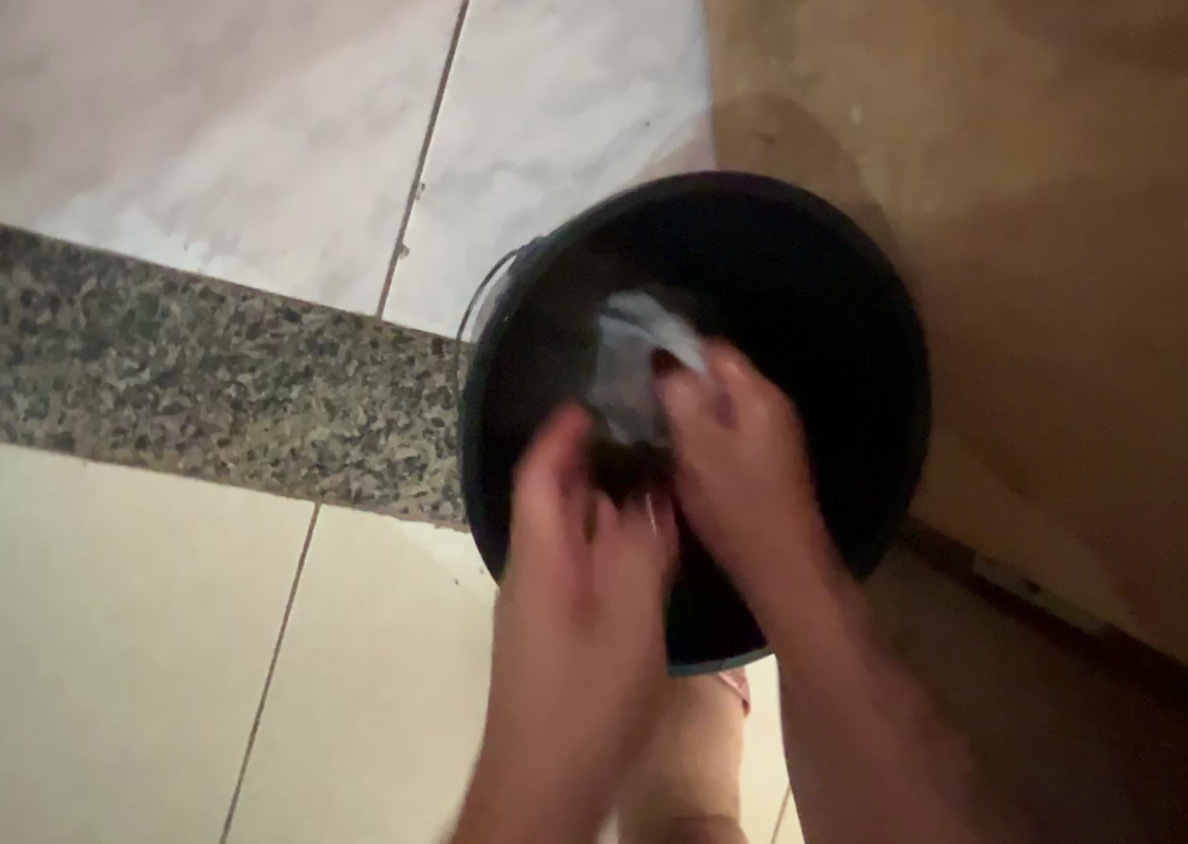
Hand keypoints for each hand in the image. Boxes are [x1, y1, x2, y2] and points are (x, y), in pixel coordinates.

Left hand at [454, 405, 679, 843]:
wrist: (542, 786)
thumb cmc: (584, 700)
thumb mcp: (627, 620)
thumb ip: (639, 551)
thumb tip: (647, 493)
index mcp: (540, 557)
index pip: (539, 475)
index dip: (560, 433)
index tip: (591, 401)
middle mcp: (533, 569)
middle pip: (555, 499)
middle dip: (591, 461)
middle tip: (641, 431)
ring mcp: (543, 601)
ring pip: (571, 533)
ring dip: (604, 502)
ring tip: (653, 475)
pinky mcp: (557, 627)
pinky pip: (581, 564)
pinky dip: (609, 541)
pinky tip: (647, 545)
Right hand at [658, 342, 832, 604]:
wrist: (782, 566)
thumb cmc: (736, 503)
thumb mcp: (697, 444)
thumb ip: (679, 393)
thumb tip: (661, 355)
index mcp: (757, 392)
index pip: (712, 348)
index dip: (674, 351)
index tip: (639, 369)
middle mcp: (770, 403)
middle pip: (717, 374)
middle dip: (680, 382)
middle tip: (640, 399)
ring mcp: (772, 432)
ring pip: (721, 403)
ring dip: (689, 409)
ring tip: (653, 424)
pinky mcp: (766, 458)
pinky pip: (728, 428)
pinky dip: (703, 432)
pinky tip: (681, 452)